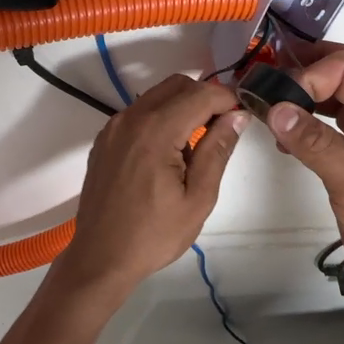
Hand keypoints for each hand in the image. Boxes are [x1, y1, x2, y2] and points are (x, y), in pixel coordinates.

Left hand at [54, 74, 246, 295]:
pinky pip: (137, 115)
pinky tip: (168, 155)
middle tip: (222, 130)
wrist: (101, 258)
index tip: (242, 117)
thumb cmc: (153, 236)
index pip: (201, 94)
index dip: (227, 100)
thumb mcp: (198, 198)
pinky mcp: (103, 142)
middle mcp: (129, 119)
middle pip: (176, 85)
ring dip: (181, 108)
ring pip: (155, 97)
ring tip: (196, 147)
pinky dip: (159, 120)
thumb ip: (217, 151)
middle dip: (204, 98)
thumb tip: (236, 116)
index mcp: (155, 131)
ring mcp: (112, 129)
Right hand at [267, 44, 343, 298]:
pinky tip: (282, 136)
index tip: (277, 100)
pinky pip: (328, 128)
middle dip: (308, 68)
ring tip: (268, 100)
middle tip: (265, 75)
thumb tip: (276, 108)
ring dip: (304, 94)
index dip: (311, 75)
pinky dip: (304, 124)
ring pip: (336, 99)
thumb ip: (316, 144)